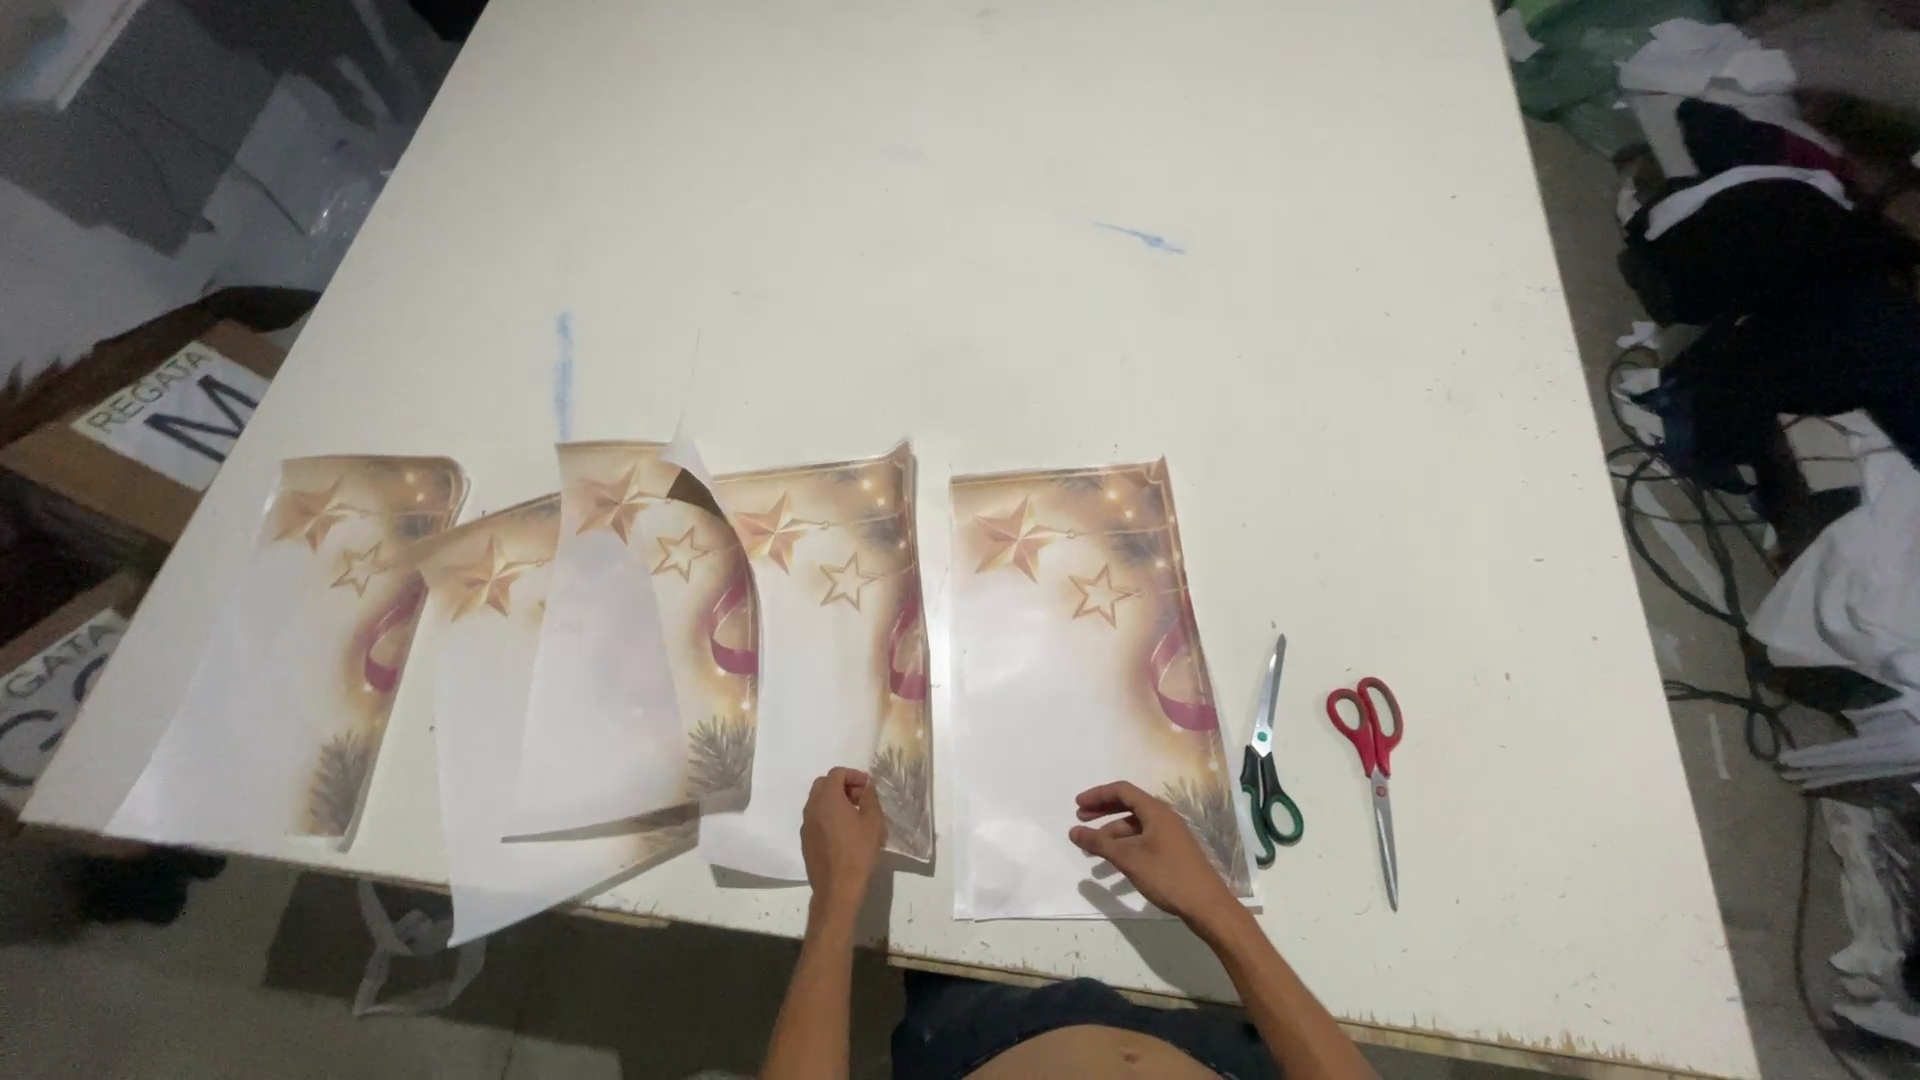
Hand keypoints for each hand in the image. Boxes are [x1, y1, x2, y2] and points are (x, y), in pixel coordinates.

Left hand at [801, 767, 886, 923]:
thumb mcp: (873, 821)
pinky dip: (828, 815)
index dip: (853, 774)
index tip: (867, 786)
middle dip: (842, 785)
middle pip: (823, 784)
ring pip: (818, 802)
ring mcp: (806, 825)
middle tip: (860, 797)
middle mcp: (812, 807)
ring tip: (854, 814)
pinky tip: (843, 831)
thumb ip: (870, 798)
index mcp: (827, 798)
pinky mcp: (805, 841)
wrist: (837, 888)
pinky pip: (816, 818)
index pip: (836, 773)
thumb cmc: (858, 851)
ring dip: (834, 800)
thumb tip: (866, 788)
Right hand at [1070, 781, 1239, 927]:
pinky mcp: (1173, 852)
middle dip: (1102, 811)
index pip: (1122, 790)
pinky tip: (1114, 863)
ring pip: (1135, 825)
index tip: (1077, 805)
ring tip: (1092, 848)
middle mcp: (1164, 817)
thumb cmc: (1168, 877)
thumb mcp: (1129, 859)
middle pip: (1128, 805)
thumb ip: (1099, 844)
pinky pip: (1143, 839)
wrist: (1208, 907)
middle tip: (1081, 819)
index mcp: (1156, 811)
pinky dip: (1125, 845)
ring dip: (1112, 832)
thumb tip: (1073, 831)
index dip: (1098, 795)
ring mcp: (1170, 835)